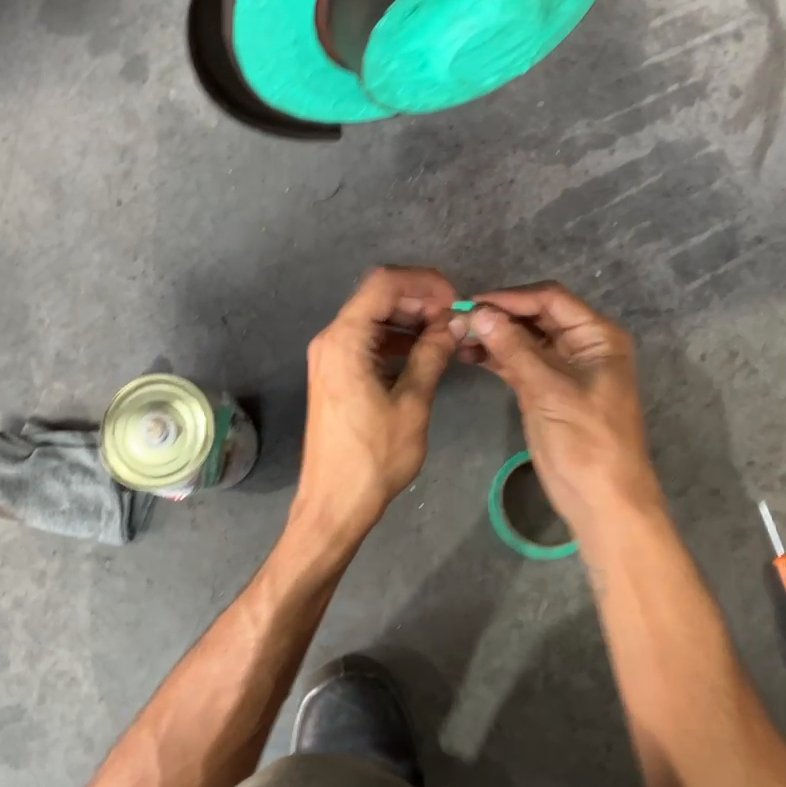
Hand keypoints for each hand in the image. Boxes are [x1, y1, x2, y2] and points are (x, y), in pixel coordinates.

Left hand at [295, 267, 459, 541]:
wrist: (333, 503)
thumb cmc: (374, 458)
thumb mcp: (412, 404)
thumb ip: (432, 355)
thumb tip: (455, 323)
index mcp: (345, 340)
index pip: (385, 283)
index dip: (425, 283)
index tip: (456, 304)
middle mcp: (330, 339)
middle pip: (377, 296)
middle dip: (419, 300)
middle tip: (454, 321)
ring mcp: (329, 357)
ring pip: (372, 318)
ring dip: (409, 319)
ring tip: (445, 337)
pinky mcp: (334, 374)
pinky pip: (366, 341)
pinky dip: (394, 339)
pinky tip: (422, 354)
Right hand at [449, 282, 662, 529]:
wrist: (602, 500)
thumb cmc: (587, 442)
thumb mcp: (550, 391)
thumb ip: (514, 349)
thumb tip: (480, 313)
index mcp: (598, 336)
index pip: (551, 300)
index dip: (511, 298)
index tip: (472, 303)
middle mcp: (582, 345)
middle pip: (536, 316)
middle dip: (499, 316)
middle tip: (457, 321)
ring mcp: (562, 368)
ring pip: (523, 339)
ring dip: (493, 336)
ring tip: (456, 338)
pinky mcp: (545, 390)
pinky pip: (518, 362)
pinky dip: (495, 358)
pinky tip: (467, 355)